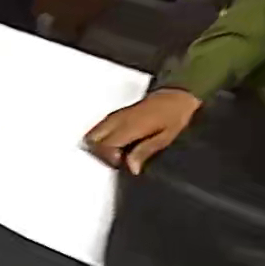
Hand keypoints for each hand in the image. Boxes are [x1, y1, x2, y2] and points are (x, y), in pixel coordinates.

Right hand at [84, 89, 202, 174]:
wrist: (174, 97)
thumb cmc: (173, 116)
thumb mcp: (165, 138)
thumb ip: (145, 151)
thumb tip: (131, 167)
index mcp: (128, 127)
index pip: (104, 145)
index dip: (110, 158)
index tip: (123, 163)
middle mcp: (115, 120)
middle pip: (91, 139)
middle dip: (99, 153)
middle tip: (117, 159)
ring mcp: (112, 117)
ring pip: (91, 134)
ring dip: (99, 146)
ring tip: (118, 153)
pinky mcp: (113, 115)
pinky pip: (97, 128)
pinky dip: (101, 139)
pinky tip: (118, 144)